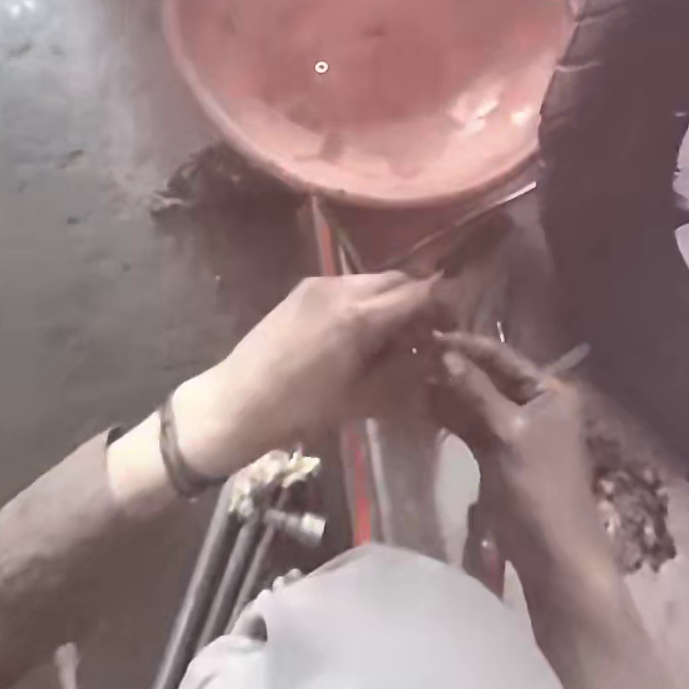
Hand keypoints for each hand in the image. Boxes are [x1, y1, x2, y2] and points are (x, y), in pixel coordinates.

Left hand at [171, 272, 438, 475]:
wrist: (237, 401)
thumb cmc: (302, 409)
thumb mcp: (363, 397)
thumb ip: (404, 370)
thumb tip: (433, 352)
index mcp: (359, 315)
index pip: (417, 292)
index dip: (441, 304)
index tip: (451, 324)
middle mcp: (341, 287)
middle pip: (397, 279)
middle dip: (417, 299)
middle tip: (426, 330)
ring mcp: (318, 283)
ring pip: (372, 280)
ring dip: (391, 298)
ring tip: (394, 332)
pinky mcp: (303, 287)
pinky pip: (347, 285)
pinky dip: (365, 300)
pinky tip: (362, 328)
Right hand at [430, 332, 609, 585]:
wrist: (553, 554)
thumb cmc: (539, 486)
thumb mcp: (508, 432)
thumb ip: (476, 391)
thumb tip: (443, 353)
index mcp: (547, 391)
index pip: (502, 356)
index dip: (467, 345)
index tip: (430, 334)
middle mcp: (531, 402)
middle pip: (487, 376)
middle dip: (454, 367)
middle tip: (414, 352)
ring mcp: (511, 427)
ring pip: (474, 399)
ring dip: (447, 389)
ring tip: (410, 373)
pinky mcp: (494, 450)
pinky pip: (468, 423)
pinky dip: (448, 415)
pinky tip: (420, 403)